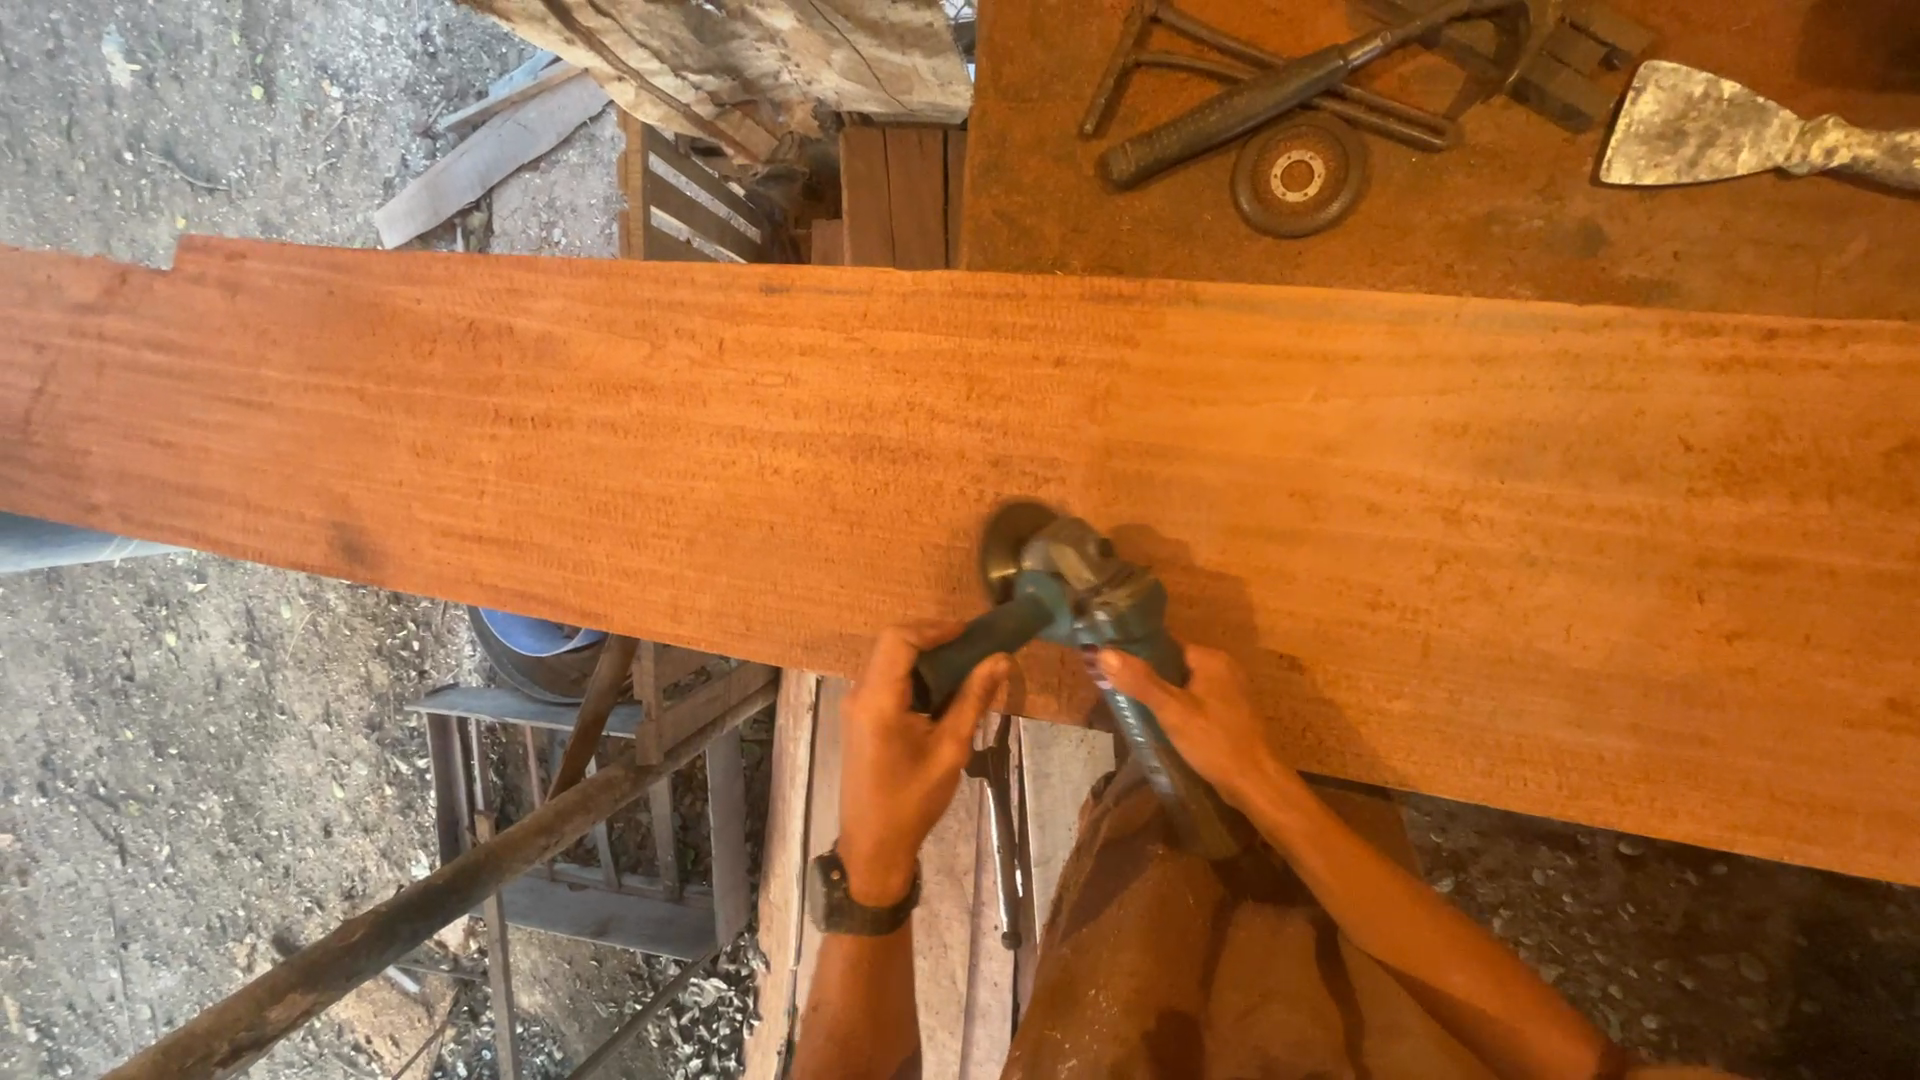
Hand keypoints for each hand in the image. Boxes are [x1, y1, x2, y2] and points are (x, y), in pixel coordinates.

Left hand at [837, 621, 1011, 905]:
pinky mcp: (860, 715)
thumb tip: (1000, 659)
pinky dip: (914, 672)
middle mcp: (860, 694)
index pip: (899, 640)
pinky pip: (886, 678)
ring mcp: (856, 704)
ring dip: (923, 654)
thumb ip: (973, 699)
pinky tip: (942, 687)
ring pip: (888, 659)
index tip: (969, 632)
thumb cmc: (913, 802)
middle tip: (971, 645)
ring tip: (963, 662)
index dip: (934, 628)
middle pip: (891, 643)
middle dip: (932, 637)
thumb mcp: (951, 750)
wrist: (873, 845)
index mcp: (878, 701)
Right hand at [1096, 644, 1298, 810]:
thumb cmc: (1215, 742)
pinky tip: (1161, 722)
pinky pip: (1196, 701)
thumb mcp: (1172, 710)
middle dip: (1148, 675)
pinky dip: (1178, 707)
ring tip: (1131, 704)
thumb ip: (1140, 681)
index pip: (1166, 643)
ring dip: (1162, 693)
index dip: (1138, 651)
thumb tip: (1103, 653)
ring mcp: (1230, 692)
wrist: (1256, 784)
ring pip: (1185, 684)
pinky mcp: (1231, 714)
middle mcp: (1224, 669)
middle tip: (1116, 686)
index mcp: (1211, 659)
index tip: (1111, 661)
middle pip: (1175, 663)